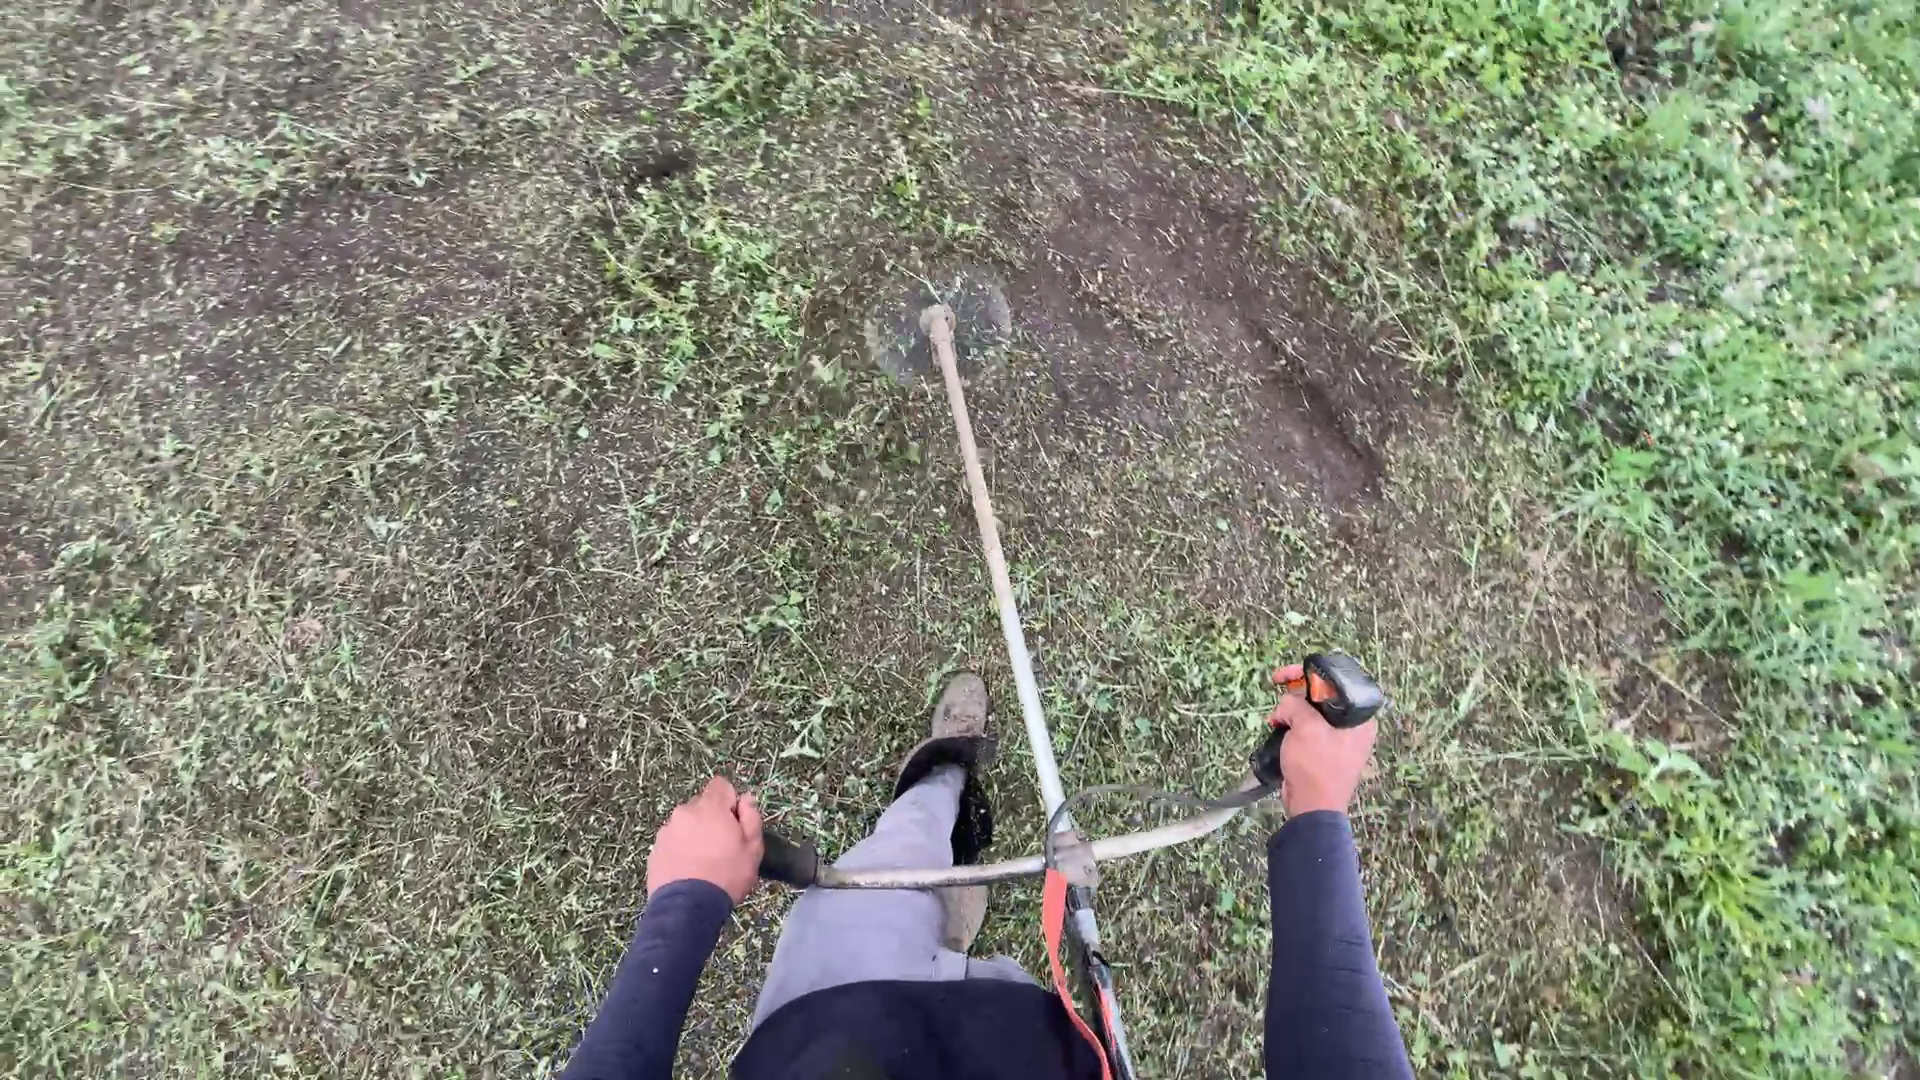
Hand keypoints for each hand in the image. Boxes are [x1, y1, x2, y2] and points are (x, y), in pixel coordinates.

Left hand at [646, 776, 764, 903]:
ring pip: (686, 823)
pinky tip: (688, 870)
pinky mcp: (654, 850)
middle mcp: (685, 812)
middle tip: (721, 845)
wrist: (687, 910)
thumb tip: (746, 799)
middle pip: (702, 804)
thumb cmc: (727, 876)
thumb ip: (752, 817)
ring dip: (694, 833)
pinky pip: (673, 841)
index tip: (734, 822)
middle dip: (712, 818)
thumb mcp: (753, 848)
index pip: (720, 785)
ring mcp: (666, 831)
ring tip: (702, 861)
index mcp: (710, 807)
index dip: (730, 801)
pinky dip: (680, 849)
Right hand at [1268, 664, 1377, 816]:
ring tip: (1276, 721)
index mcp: (1360, 718)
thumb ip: (1296, 703)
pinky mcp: (1325, 750)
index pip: (1334, 682)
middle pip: (1321, 695)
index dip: (1307, 673)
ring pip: (1311, 711)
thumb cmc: (1315, 765)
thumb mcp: (1305, 726)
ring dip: (1290, 712)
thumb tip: (1287, 706)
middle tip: (1277, 696)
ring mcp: (1339, 739)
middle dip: (1295, 695)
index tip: (1283, 675)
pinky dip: (1292, 725)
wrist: (1312, 806)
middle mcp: (1354, 726)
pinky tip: (1279, 729)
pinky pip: (1307, 728)